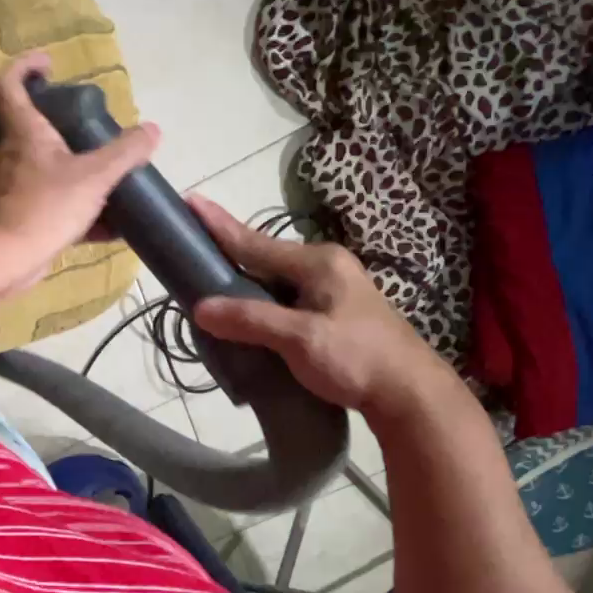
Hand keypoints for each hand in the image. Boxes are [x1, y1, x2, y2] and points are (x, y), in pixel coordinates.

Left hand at [0, 52, 160, 289]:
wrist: (9, 261)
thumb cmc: (47, 208)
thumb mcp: (96, 176)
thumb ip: (126, 152)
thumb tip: (151, 132)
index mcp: (23, 132)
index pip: (8, 84)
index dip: (24, 66)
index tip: (47, 64)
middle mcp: (9, 154)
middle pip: (32, 129)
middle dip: (63, 127)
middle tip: (92, 132)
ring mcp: (9, 187)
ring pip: (44, 170)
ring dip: (75, 173)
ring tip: (108, 183)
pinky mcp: (14, 217)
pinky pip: (49, 205)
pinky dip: (76, 211)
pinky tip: (107, 227)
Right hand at [187, 195, 460, 419]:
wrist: (407, 392)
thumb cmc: (357, 358)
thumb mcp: (301, 339)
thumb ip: (251, 319)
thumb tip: (200, 307)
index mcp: (317, 264)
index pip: (254, 242)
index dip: (218, 225)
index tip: (189, 200)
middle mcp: (322, 268)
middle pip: (260, 259)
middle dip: (223, 256)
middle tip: (184, 253)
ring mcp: (326, 290)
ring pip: (268, 282)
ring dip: (236, 285)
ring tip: (200, 287)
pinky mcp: (325, 314)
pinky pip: (277, 301)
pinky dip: (252, 305)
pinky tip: (235, 317)